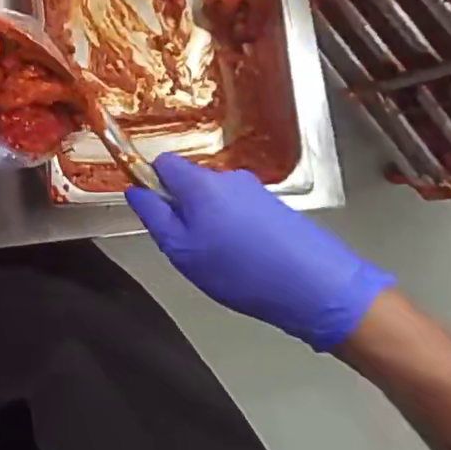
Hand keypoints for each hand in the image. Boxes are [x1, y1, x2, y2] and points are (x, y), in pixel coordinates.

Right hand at [125, 154, 393, 350]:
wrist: (315, 287)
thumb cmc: (240, 272)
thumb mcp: (181, 250)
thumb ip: (154, 216)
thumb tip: (135, 191)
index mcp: (201, 184)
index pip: (162, 162)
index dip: (151, 181)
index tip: (151, 208)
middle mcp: (228, 179)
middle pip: (189, 182)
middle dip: (181, 209)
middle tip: (185, 246)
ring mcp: (255, 191)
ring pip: (214, 200)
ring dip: (208, 222)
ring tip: (217, 259)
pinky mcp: (275, 208)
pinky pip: (238, 210)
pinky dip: (232, 229)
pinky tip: (242, 259)